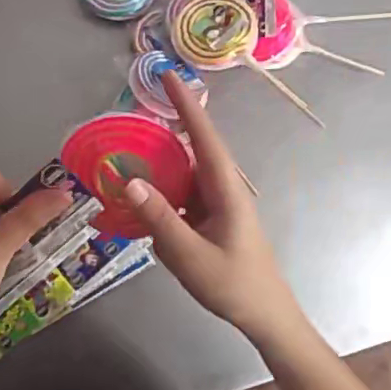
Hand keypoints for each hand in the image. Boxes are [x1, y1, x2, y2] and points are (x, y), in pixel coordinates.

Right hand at [123, 70, 306, 345]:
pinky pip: (180, 196)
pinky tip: (139, 199)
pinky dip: (160, 191)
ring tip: (127, 153)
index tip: (168, 75)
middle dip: (166, 127)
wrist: (264, 314)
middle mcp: (222, 189)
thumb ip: (159, 219)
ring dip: (158, 162)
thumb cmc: (233, 285)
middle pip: (191, 149)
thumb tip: (129, 181)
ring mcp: (216, 205)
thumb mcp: (190, 256)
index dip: (185, 105)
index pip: (203, 137)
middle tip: (132, 115)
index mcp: (225, 190)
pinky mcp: (209, 220)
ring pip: (183, 174)